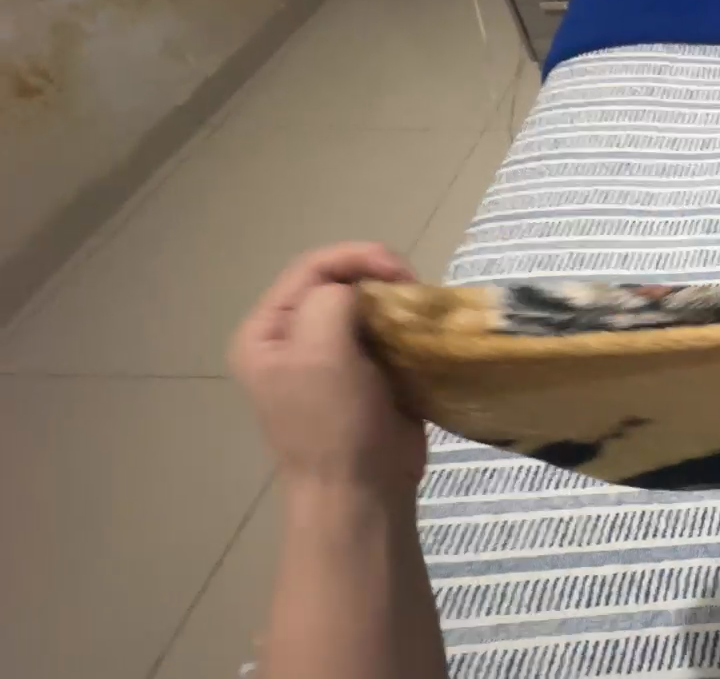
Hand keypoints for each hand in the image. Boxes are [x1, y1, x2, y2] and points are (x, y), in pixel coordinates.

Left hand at [229, 243, 423, 500]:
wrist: (360, 484)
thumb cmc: (333, 422)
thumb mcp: (318, 356)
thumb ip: (331, 304)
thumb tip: (364, 290)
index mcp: (269, 331)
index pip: (315, 266)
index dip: (360, 257)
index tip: (404, 274)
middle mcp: (297, 335)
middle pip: (345, 279)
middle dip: (385, 277)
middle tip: (417, 293)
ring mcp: (334, 352)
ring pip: (373, 301)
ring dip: (403, 300)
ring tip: (425, 314)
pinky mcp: (370, 366)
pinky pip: (392, 326)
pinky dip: (413, 322)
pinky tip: (427, 331)